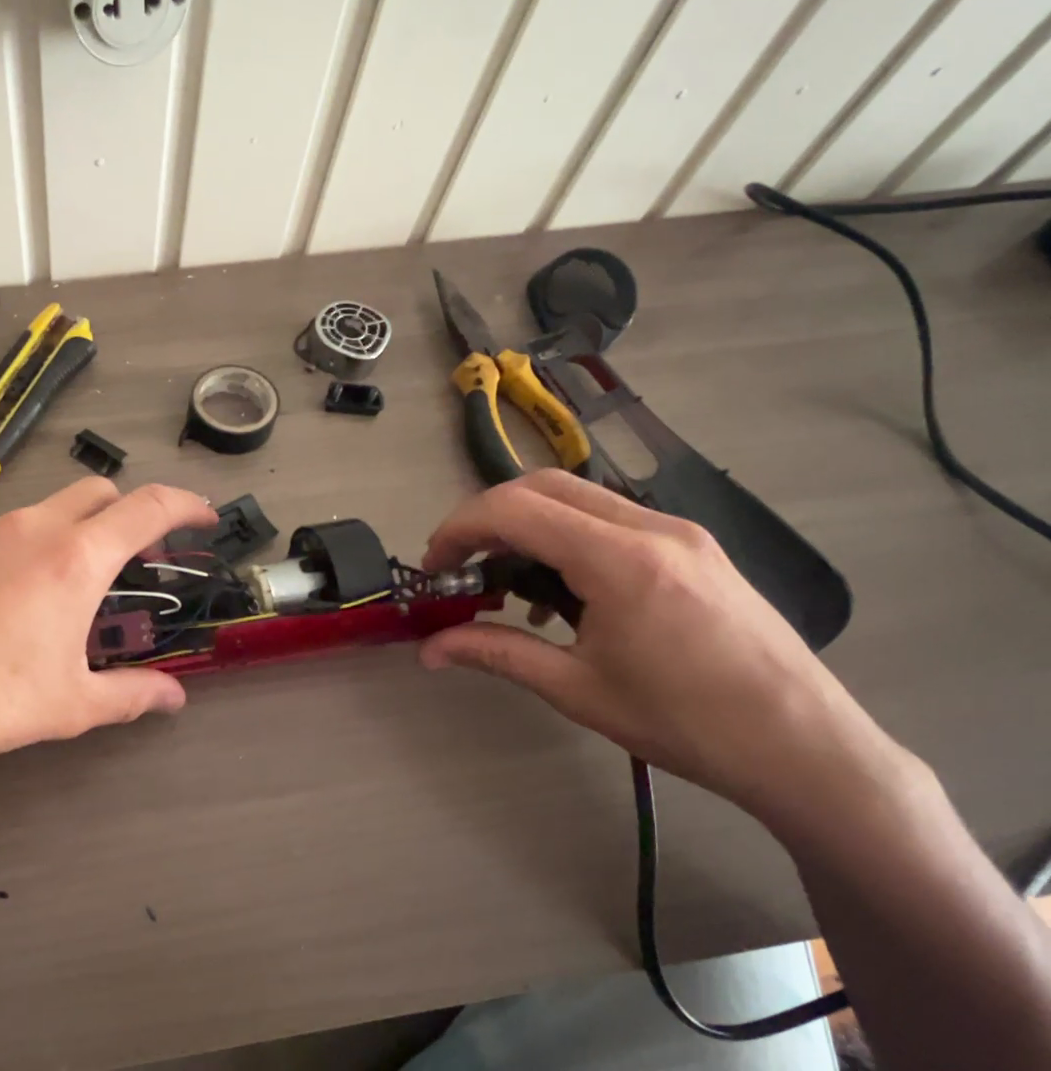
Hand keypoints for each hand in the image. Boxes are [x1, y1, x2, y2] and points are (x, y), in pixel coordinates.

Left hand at [0, 478, 216, 825]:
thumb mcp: (74, 704)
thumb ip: (133, 695)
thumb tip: (174, 699)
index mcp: (75, 559)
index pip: (147, 508)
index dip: (185, 504)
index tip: (202, 516)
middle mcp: (30, 529)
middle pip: (95, 492)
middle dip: (125, 513)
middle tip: (131, 557)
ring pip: (40, 511)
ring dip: (66, 533)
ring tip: (55, 590)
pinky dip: (14, 550)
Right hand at [418, 470, 900, 820]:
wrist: (805, 747)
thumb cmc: (686, 723)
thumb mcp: (577, 689)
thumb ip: (495, 654)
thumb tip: (428, 651)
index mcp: (621, 560)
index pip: (515, 510)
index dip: (459, 530)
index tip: (433, 569)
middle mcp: (652, 528)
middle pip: (543, 486)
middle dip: (487, 518)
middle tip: (460, 567)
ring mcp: (681, 533)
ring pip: (579, 498)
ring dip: (527, 525)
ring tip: (505, 582)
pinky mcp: (695, 548)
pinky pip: (611, 520)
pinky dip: (567, 537)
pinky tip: (562, 593)